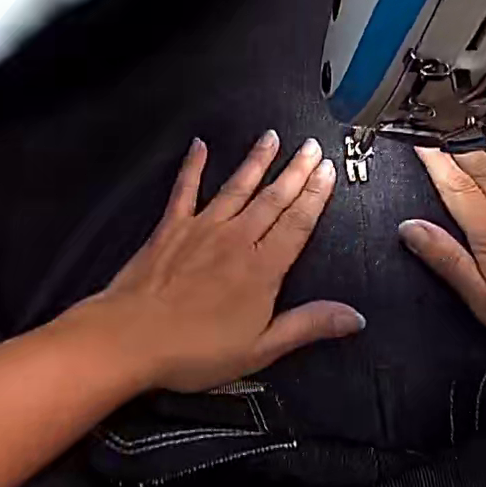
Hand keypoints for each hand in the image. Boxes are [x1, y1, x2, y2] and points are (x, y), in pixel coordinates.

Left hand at [69, 132, 362, 392]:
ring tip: (271, 136)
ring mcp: (203, 227)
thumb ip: (308, 326)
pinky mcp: (171, 227)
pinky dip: (193, 166)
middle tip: (311, 146)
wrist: (129, 339)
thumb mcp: (260, 349)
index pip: (298, 223)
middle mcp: (237, 238)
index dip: (316, 195)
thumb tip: (356, 317)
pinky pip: (185, 189)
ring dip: (257, 160)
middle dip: (296, 170)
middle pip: (273, 198)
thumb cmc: (195, 350)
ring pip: (238, 186)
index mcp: (262, 268)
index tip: (327, 170)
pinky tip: (200, 145)